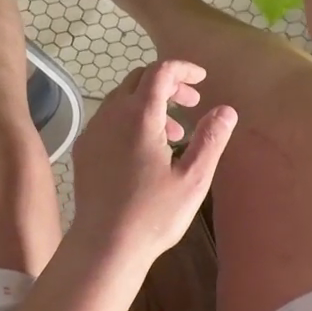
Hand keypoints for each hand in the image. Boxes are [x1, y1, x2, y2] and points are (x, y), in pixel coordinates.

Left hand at [70, 60, 237, 261]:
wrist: (106, 241)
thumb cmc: (154, 213)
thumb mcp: (193, 179)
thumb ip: (210, 139)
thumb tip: (226, 110)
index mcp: (139, 115)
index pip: (160, 72)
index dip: (182, 68)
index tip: (202, 78)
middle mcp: (111, 112)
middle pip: (139, 79)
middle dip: (167, 84)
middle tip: (192, 103)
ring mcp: (94, 128)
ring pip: (122, 98)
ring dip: (150, 103)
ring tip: (175, 133)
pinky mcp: (85, 145)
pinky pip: (109, 117)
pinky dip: (131, 118)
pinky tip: (145, 149)